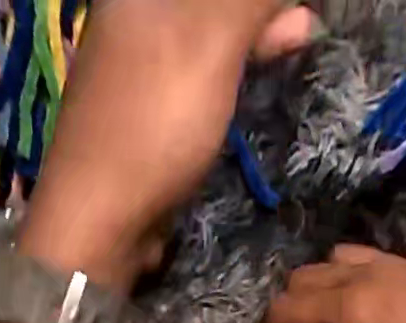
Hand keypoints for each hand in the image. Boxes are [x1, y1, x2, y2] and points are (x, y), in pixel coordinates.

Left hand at [17, 0, 290, 287]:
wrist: (100, 218)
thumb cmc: (155, 123)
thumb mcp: (211, 45)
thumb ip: (249, 2)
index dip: (255, 0)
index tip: (296, 8)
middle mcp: (129, 19)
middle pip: (206, 7)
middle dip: (257, 11)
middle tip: (305, 22)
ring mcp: (132, 71)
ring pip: (202, 39)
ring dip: (250, 36)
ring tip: (295, 40)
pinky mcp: (140, 117)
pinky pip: (193, 79)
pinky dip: (226, 75)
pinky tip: (249, 86)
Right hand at [249, 245, 405, 322]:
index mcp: (340, 309)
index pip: (279, 314)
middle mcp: (357, 275)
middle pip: (298, 282)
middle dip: (283, 317)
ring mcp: (387, 264)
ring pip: (328, 261)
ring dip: (311, 290)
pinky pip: (361, 256)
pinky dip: (343, 275)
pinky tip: (358, 304)